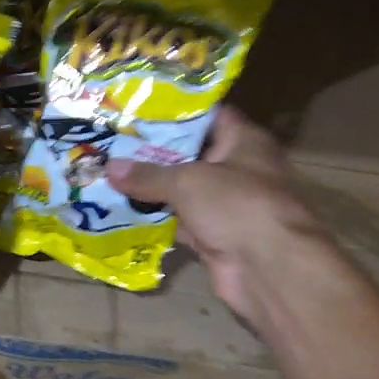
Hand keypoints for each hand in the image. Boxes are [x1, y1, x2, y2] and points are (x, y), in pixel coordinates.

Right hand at [107, 108, 324, 324]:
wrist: (269, 268)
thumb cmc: (237, 206)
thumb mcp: (188, 181)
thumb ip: (148, 175)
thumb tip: (110, 167)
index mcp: (244, 142)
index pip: (208, 115)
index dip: (175, 111)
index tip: (138, 109)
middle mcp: (237, 169)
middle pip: (190, 154)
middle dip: (153, 151)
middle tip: (113, 142)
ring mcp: (226, 205)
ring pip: (182, 190)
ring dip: (151, 188)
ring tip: (110, 173)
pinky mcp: (214, 236)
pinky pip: (179, 221)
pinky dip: (156, 219)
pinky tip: (122, 211)